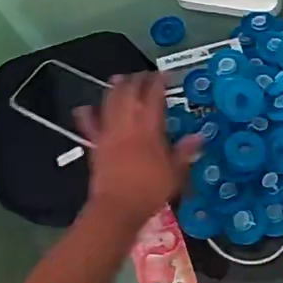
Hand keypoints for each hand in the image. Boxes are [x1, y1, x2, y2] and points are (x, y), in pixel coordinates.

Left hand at [74, 72, 200, 226]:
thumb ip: (184, 152)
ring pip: (109, 104)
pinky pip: (89, 127)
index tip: (163, 74)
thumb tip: (199, 136)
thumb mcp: (175, 173)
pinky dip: (86, 116)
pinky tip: (83, 108)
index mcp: (149, 130)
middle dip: (135, 81)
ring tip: (118, 79)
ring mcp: (108, 135)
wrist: (117, 208)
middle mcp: (127, 127)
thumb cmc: (150, 191)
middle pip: (128, 95)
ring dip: (114, 89)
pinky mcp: (95, 146)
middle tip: (142, 74)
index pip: (153, 98)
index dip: (158, 83)